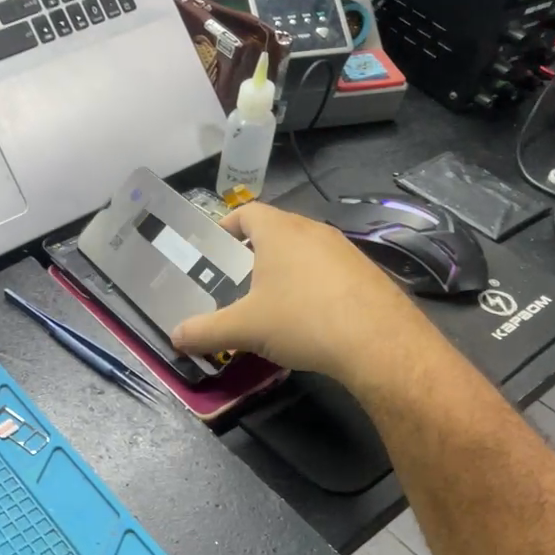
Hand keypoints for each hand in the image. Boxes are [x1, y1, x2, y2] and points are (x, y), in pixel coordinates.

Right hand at [168, 202, 447, 398]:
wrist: (379, 342)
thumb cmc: (301, 320)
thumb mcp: (244, 329)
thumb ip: (204, 332)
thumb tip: (174, 338)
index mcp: (279, 231)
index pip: (246, 212)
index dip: (226, 226)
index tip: (213, 249)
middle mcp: (312, 231)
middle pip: (275, 231)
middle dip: (252, 254)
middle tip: (234, 283)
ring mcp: (343, 250)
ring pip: (303, 251)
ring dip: (283, 270)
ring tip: (268, 303)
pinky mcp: (365, 274)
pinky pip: (327, 271)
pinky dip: (310, 286)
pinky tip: (306, 318)